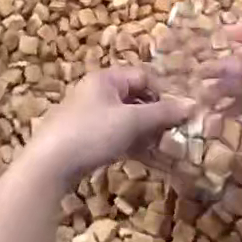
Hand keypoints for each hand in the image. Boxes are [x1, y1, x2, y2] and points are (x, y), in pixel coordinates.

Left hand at [21, 68, 190, 182]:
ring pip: (125, 119)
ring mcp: (88, 116)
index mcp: (105, 79)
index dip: (163, 93)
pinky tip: (143, 158)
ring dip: (144, 132)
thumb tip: (193, 105)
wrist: (48, 165)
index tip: (179, 114)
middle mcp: (96, 92)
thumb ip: (162, 113)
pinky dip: (130, 143)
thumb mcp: (131, 121)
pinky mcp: (83, 138)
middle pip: (134, 97)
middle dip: (155, 115)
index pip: (143, 76)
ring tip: (162, 148)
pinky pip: (114, 135)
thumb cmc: (91, 133)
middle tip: (173, 133)